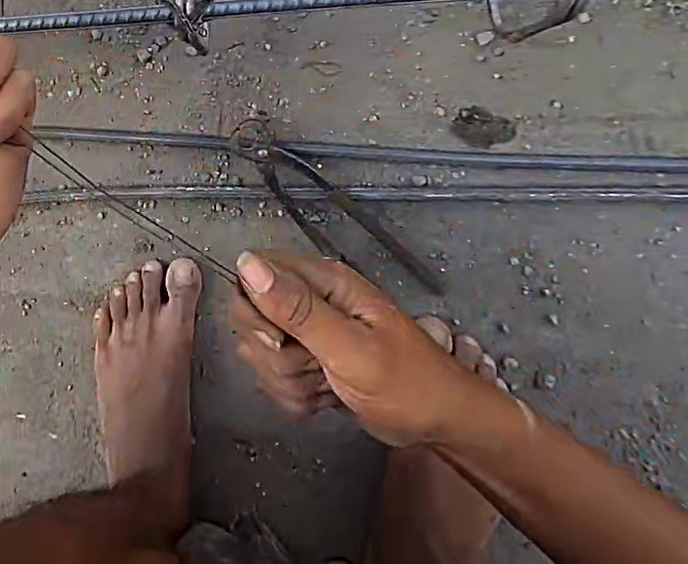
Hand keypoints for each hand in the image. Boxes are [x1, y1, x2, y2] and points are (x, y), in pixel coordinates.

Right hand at [228, 250, 504, 446]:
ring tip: (330, 384)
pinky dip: (297, 396)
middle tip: (315, 366)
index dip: (254, 309)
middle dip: (276, 355)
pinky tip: (328, 397)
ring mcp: (307, 330)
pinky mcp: (307, 360)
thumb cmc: (407, 382)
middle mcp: (310, 297)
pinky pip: (275, 378)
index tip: (277, 339)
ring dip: (290, 381)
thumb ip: (297, 308)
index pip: (252, 274)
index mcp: (321, 280)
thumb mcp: (351, 347)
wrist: (441, 423)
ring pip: (262, 354)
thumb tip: (247, 263)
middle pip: (251, 318)